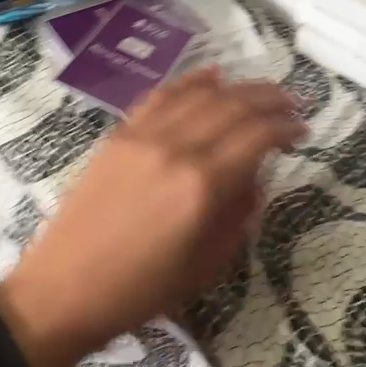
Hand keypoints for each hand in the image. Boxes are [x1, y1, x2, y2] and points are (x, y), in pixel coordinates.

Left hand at [0, 69, 303, 366]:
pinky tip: (212, 75)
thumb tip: (254, 178)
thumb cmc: (140, 291)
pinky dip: (191, 81)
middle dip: (270, 99)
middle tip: (291, 102)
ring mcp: (144, 135)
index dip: (286, 127)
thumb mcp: (207, 265)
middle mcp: (177, 149)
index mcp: (202, 186)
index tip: (302, 129)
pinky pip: (162, 95)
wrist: (63, 289)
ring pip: (201, 94)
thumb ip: (238, 214)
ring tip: (260, 89)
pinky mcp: (120, 134)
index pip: (257, 137)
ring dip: (237, 86)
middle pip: (234, 106)